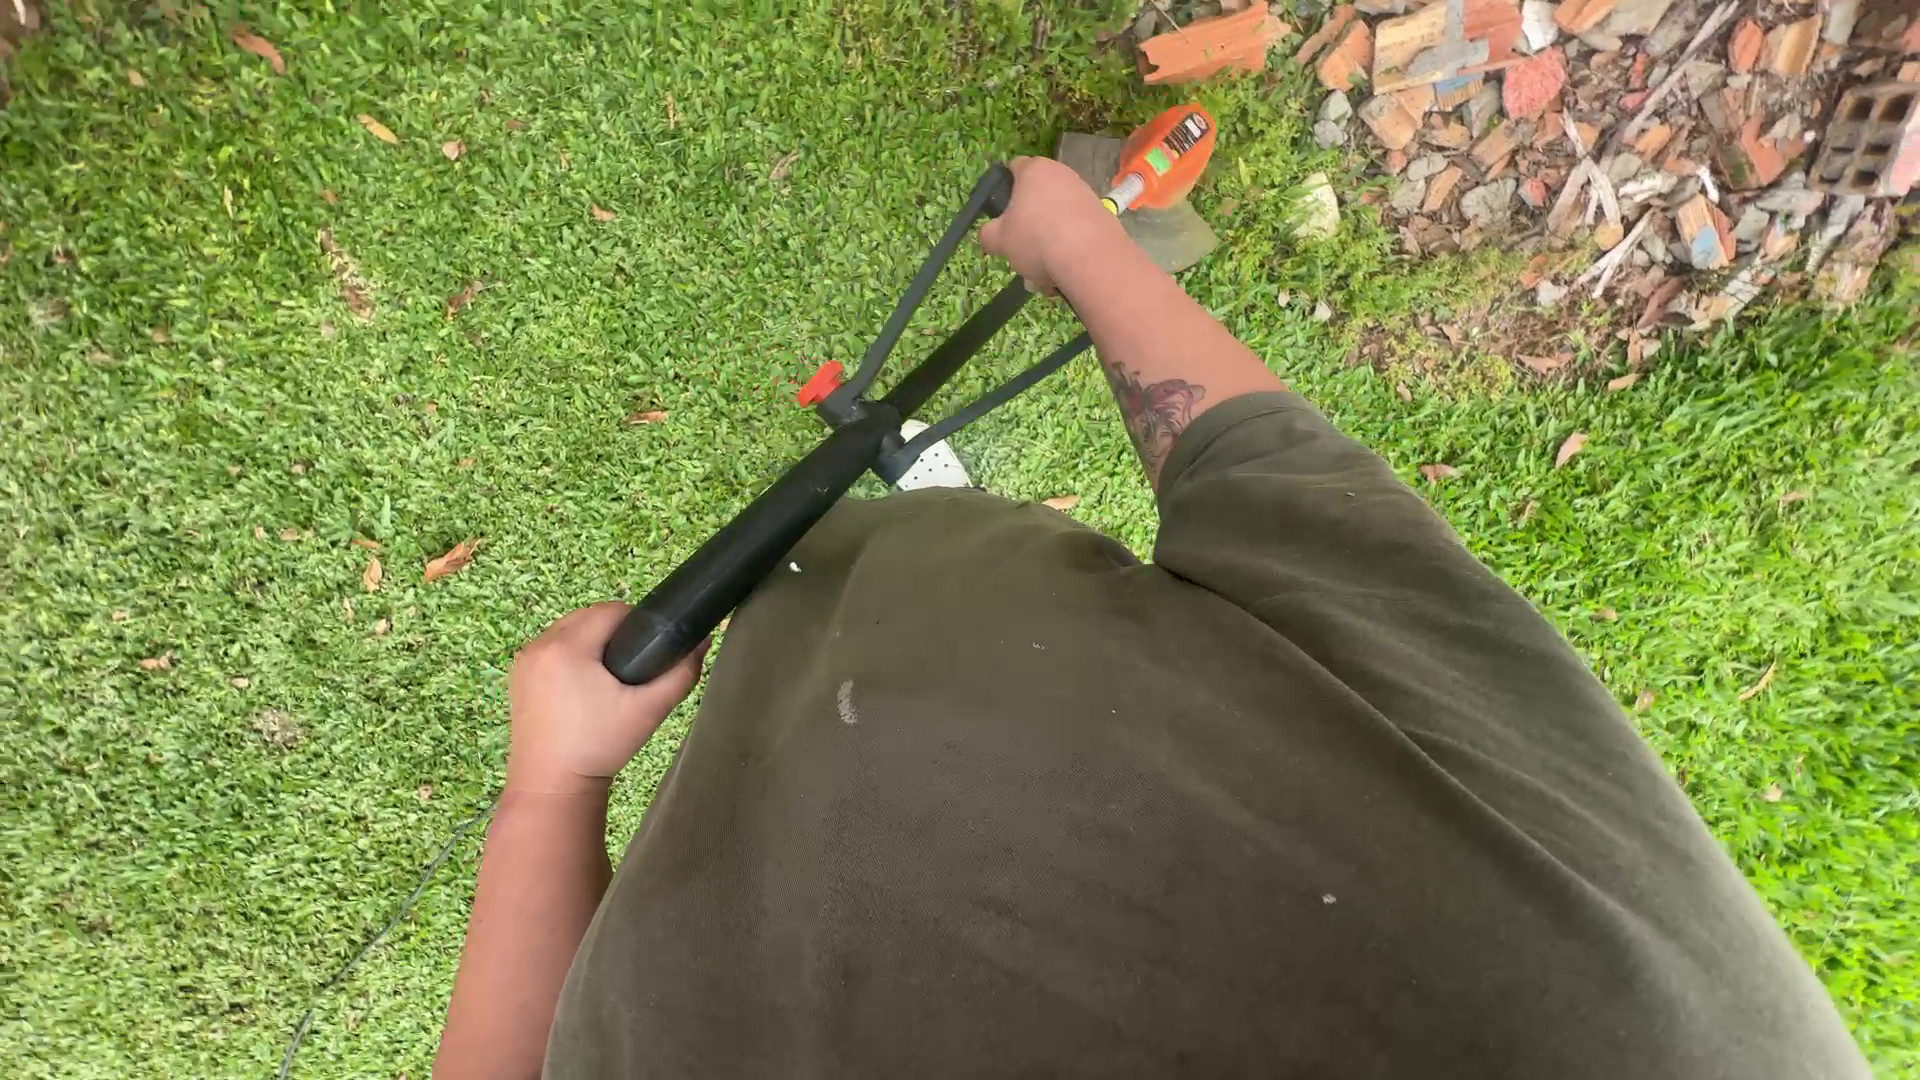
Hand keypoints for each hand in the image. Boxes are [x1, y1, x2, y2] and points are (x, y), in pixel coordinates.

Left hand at [505, 602, 709, 796]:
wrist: (553, 786)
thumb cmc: (601, 744)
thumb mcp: (650, 708)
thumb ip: (682, 671)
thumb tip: (703, 641)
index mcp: (566, 646)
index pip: (612, 611)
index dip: (638, 624)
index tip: (651, 651)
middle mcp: (539, 646)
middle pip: (589, 617)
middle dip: (616, 632)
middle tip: (636, 664)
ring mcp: (524, 662)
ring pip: (571, 631)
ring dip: (594, 641)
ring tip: (615, 674)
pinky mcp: (519, 678)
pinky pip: (554, 648)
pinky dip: (574, 655)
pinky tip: (589, 683)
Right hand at [979, 156, 1126, 295]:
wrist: (1089, 257)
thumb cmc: (1035, 239)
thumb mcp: (999, 240)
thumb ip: (988, 234)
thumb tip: (990, 234)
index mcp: (1034, 170)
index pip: (1014, 168)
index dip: (1004, 190)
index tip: (1002, 215)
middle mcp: (1062, 174)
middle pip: (1037, 200)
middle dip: (1028, 228)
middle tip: (1022, 253)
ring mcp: (1084, 194)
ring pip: (1055, 222)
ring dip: (1046, 248)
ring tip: (1043, 275)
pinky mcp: (1100, 217)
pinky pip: (1075, 234)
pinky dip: (1067, 253)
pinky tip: (1062, 275)